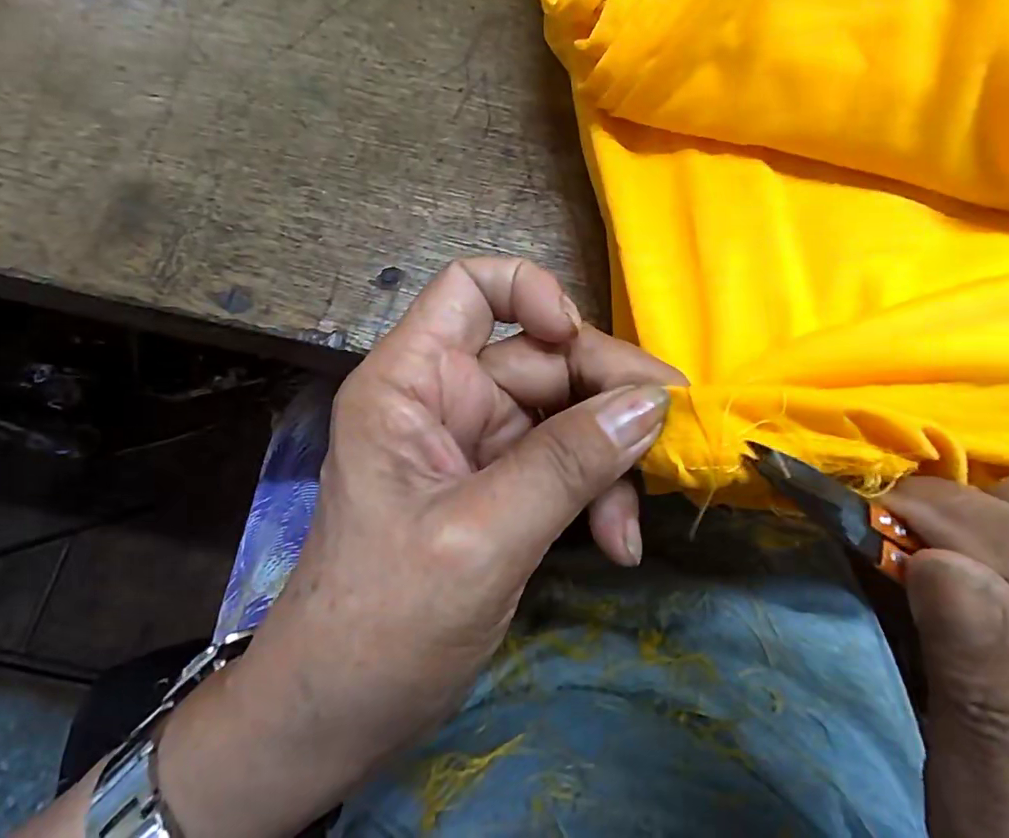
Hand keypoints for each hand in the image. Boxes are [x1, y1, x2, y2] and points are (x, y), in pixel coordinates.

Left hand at [154, 258, 682, 836]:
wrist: (339, 721)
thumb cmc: (382, 624)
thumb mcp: (482, 538)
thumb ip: (567, 465)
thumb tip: (652, 405)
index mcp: (412, 382)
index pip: (470, 287)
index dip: (532, 292)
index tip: (579, 341)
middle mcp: (448, 398)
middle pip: (544, 355)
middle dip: (607, 396)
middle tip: (669, 434)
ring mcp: (479, 444)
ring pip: (569, 413)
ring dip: (612, 460)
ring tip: (633, 523)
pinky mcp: (504, 487)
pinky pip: (569, 464)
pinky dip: (600, 494)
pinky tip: (620, 543)